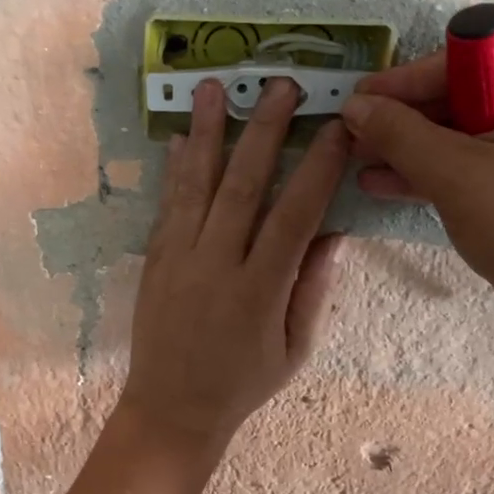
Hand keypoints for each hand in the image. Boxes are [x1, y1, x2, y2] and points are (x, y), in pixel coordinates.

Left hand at [120, 78, 349, 443]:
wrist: (171, 408)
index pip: (295, 216)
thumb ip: (312, 289)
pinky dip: (174, 172)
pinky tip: (179, 140)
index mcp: (259, 290)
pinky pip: (166, 208)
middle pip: (242, 187)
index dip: (318, 169)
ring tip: (214, 89)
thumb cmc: (241, 383)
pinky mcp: (154, 261)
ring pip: (195, 187)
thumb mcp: (293, 349)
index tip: (338, 129)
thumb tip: (334, 233)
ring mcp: (179, 260)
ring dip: (206, 134)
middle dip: (263, 132)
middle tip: (280, 85)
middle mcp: (216, 266)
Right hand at [340, 38, 493, 320]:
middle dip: (409, 119)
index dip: (416, 77)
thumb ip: (400, 133)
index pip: (480, 57)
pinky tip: (386, 183)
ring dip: (415, 148)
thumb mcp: (455, 173)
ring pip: (473, 133)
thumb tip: (354, 106)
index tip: (365, 96)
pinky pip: (484, 162)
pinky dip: (441, 170)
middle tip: (356, 132)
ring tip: (359, 159)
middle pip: (473, 94)